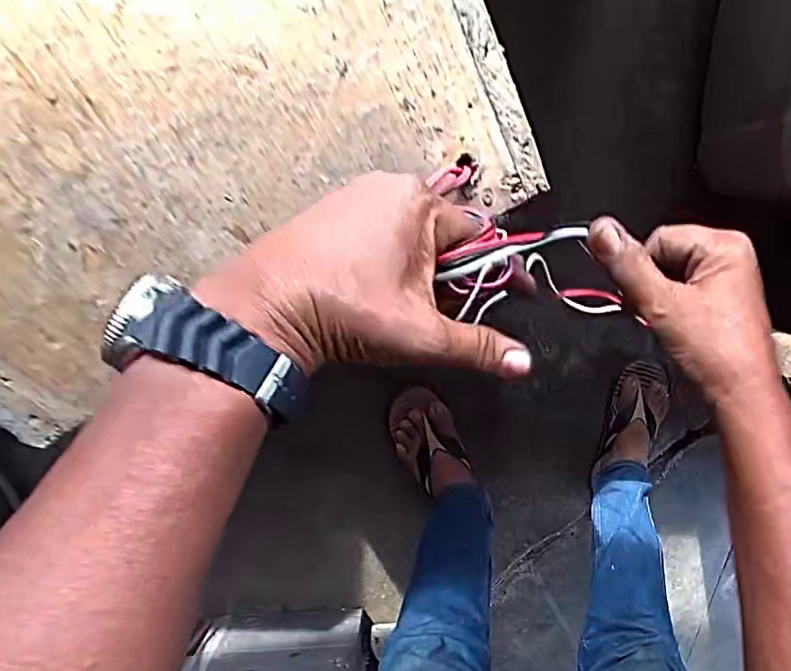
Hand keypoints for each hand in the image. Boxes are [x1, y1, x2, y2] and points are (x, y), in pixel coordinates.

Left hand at [193, 172, 530, 377]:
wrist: (268, 309)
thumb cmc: (345, 309)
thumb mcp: (426, 334)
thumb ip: (481, 347)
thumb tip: (522, 362)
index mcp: (419, 204)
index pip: (483, 235)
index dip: (501, 271)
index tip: (515, 296)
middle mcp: (389, 189)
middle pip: (451, 236)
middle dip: (459, 276)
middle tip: (449, 313)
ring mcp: (358, 198)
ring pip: (419, 238)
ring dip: (429, 273)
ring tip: (414, 307)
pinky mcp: (335, 216)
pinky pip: (387, 236)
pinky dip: (399, 265)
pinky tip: (386, 294)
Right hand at [588, 218, 779, 403]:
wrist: (741, 398)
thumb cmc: (723, 357)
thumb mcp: (664, 306)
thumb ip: (629, 267)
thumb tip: (602, 232)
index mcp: (725, 247)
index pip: (658, 238)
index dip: (641, 271)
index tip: (639, 297)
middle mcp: (731, 262)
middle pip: (665, 261)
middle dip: (653, 292)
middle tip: (661, 319)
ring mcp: (728, 288)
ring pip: (672, 285)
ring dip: (662, 309)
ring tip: (676, 332)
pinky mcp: (721, 312)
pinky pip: (684, 304)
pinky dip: (674, 320)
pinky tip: (683, 338)